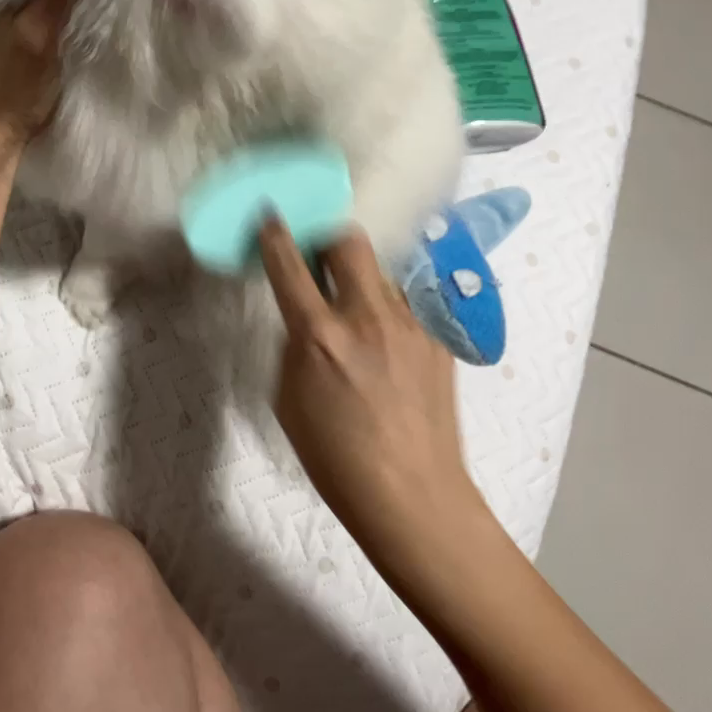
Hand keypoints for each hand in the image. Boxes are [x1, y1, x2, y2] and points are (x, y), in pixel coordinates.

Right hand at [258, 220, 480, 548]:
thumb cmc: (334, 457)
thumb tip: (307, 319)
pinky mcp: (440, 339)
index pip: (290, 264)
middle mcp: (368, 318)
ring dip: (361, 278)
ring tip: (354, 306)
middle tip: (318, 251)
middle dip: (328, 236)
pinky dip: (386, 309)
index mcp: (320, 336)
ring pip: (382, 272)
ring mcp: (411, 325)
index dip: (276, 234)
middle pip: (349, 242)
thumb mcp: (289, 397)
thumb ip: (297, 345)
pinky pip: (407, 305)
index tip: (271, 215)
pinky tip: (384, 340)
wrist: (413, 495)